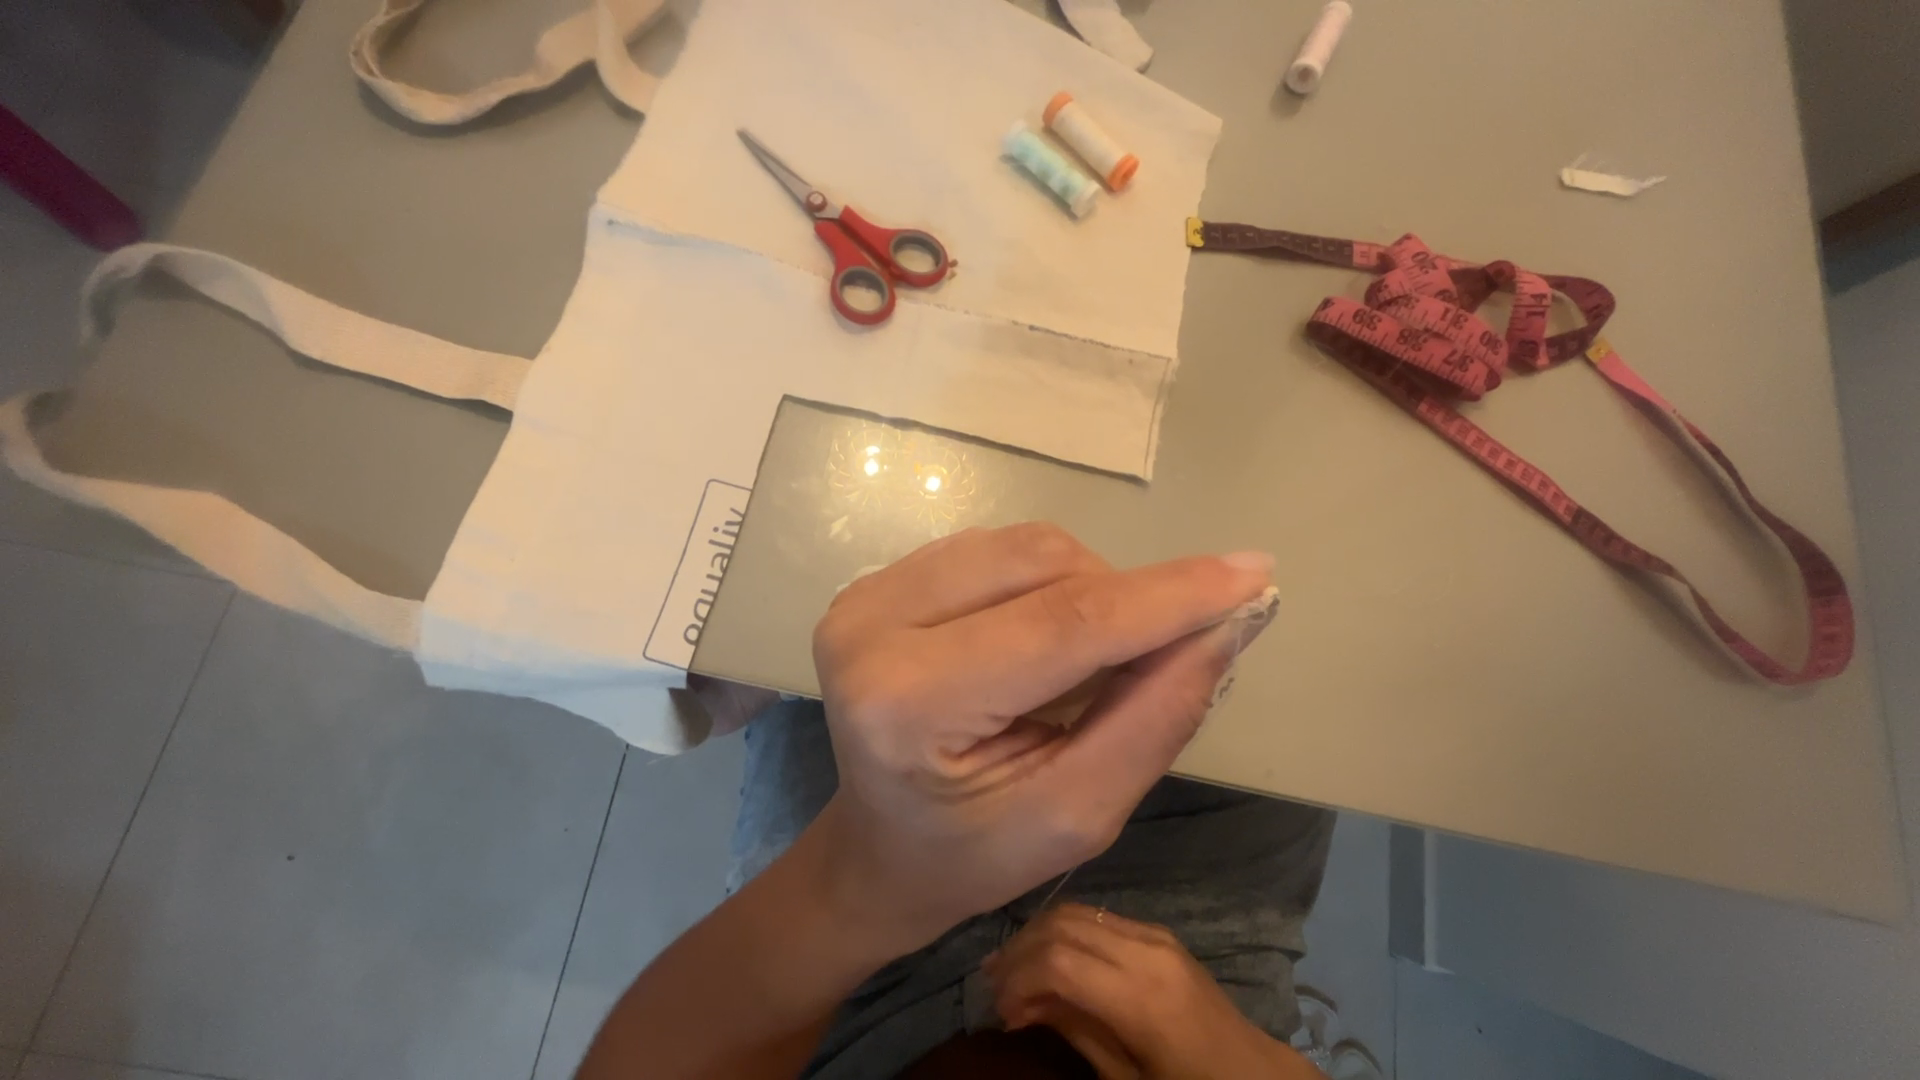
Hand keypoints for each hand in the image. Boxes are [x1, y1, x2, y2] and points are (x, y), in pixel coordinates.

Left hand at [804, 522, 1272, 953]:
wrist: (877, 847)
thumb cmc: (970, 854)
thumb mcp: (1073, 816)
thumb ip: (1151, 719)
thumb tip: (1224, 627)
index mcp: (908, 702)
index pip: (1062, 625)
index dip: (1165, 598)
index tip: (1253, 575)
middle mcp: (870, 625)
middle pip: (1044, 565)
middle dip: (1125, 600)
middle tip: (1155, 657)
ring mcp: (865, 593)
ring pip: (1023, 546)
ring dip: (1085, 590)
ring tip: (1082, 667)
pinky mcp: (874, 580)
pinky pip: (993, 550)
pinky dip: (1044, 584)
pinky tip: (1038, 641)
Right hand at [985, 903, 1310, 1079]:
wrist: (1252, 1073)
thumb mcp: (1126, 1078)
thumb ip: (1074, 1030)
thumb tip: (1021, 1004)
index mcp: (1141, 996)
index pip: (1059, 961)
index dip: (1018, 979)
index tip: (1000, 1009)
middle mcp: (1145, 949)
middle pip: (1061, 925)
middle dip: (1019, 951)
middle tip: (995, 985)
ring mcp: (1153, 934)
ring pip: (1076, 910)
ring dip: (1036, 934)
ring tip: (1012, 968)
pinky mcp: (1156, 931)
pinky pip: (1098, 916)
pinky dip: (1063, 930)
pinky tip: (1047, 955)